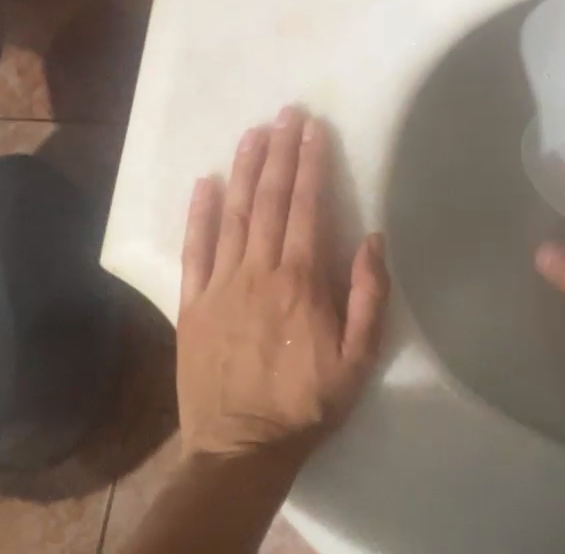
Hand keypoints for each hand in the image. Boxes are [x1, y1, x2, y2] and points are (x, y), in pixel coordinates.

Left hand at [176, 108, 388, 461]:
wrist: (240, 449)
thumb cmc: (308, 401)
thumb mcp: (359, 357)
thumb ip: (369, 296)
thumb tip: (372, 238)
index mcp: (300, 281)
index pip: (306, 208)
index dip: (311, 164)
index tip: (314, 129)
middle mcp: (257, 272)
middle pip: (269, 200)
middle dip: (280, 152)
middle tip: (286, 113)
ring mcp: (220, 286)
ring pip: (232, 215)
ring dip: (244, 170)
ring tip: (253, 133)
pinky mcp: (192, 305)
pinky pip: (194, 251)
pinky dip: (198, 214)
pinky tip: (204, 183)